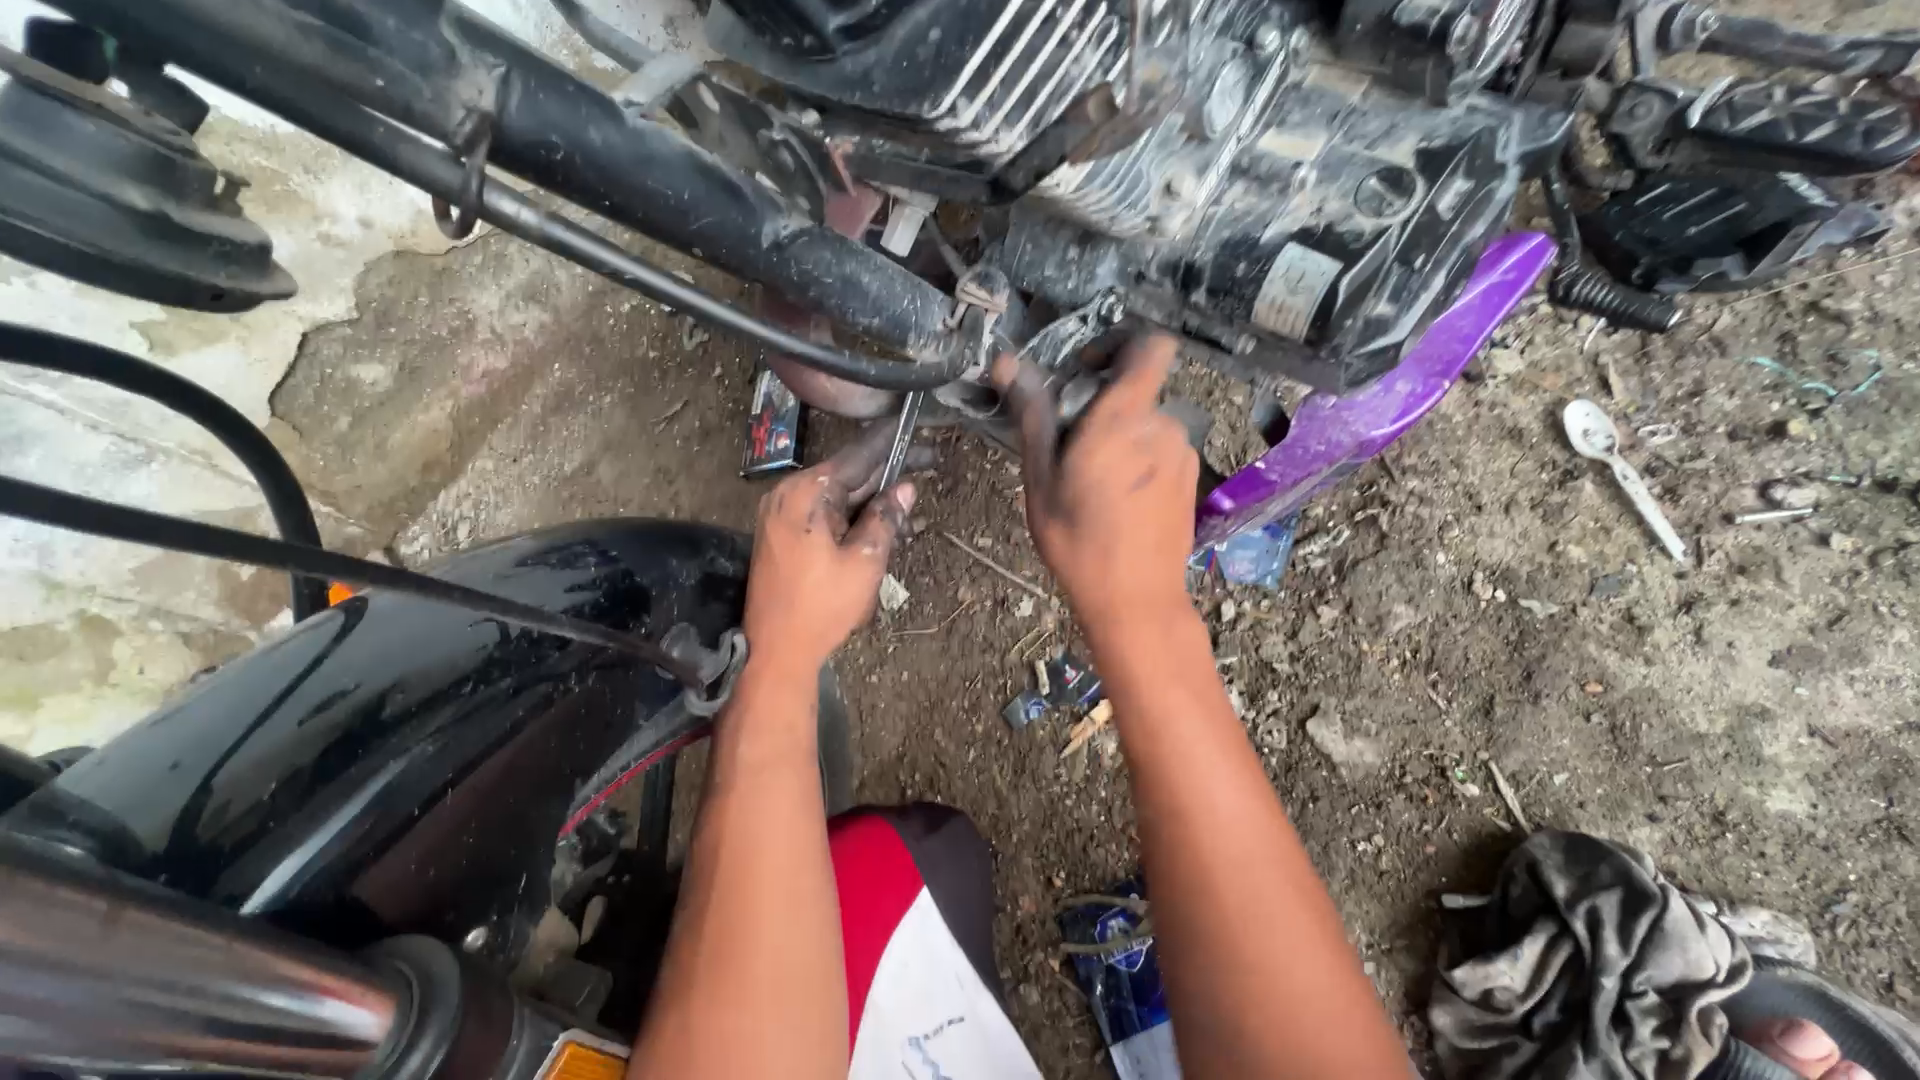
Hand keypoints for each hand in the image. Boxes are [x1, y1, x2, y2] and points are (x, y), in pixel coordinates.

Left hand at [742, 424, 914, 676]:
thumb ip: (886, 518)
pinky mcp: (779, 533)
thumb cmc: (823, 605)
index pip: (858, 456)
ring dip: (869, 501)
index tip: (916, 430)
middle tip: (925, 465)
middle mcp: (787, 494)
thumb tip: (905, 487)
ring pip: (835, 496)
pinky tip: (876, 525)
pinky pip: (821, 513)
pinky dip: (849, 516)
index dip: (892, 444)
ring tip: (906, 509)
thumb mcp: (865, 561)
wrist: (775, 649)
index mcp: (806, 492)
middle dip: (885, 476)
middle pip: (846, 475)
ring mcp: (779, 513)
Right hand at [992, 333, 1197, 635]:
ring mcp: (1182, 452)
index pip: (1147, 346)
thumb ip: (1032, 415)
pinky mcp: (1191, 477)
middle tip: (1072, 448)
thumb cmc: (1078, 543)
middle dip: (1104, 407)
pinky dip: (1141, 459)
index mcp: (1123, 418)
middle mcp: (1162, 426)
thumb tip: (1008, 363)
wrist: (1136, 600)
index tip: (1084, 372)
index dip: (1117, 346)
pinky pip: (1162, 448)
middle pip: (1136, 390)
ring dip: (1122, 437)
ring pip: (1148, 423)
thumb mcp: (1041, 480)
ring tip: (1094, 482)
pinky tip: (1120, 499)